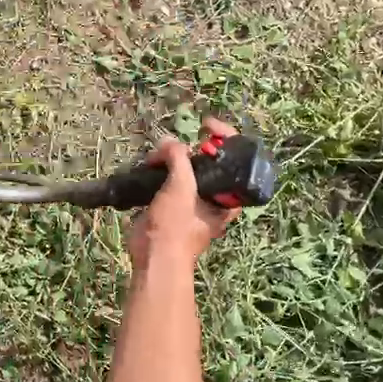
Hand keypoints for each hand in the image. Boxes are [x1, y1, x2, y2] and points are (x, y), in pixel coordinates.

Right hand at [127, 117, 240, 273]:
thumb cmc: (176, 225)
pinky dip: (159, 169)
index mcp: (228, 195)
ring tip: (154, 157)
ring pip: (185, 168)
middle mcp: (214, 195)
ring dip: (170, 158)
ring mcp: (191, 199)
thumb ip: (179, 161)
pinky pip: (168, 178)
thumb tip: (169, 144)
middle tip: (170, 146)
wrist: (154, 255)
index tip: (205, 126)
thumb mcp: (181, 189)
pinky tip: (147, 166)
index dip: (224, 136)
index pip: (235, 158)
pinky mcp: (170, 203)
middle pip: (207, 161)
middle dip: (188, 148)